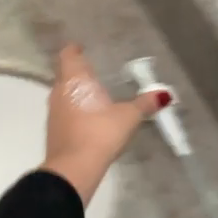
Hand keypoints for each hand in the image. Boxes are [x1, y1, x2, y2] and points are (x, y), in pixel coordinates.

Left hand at [39, 44, 165, 203]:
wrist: (74, 168)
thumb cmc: (100, 132)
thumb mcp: (128, 117)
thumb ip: (144, 104)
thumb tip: (164, 94)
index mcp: (75, 79)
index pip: (68, 55)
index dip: (74, 50)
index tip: (82, 48)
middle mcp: (59, 91)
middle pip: (64, 74)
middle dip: (77, 72)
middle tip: (93, 72)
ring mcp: (53, 113)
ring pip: (62, 95)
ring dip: (74, 93)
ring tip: (92, 95)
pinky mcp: (53, 132)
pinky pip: (63, 113)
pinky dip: (73, 112)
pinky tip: (87, 119)